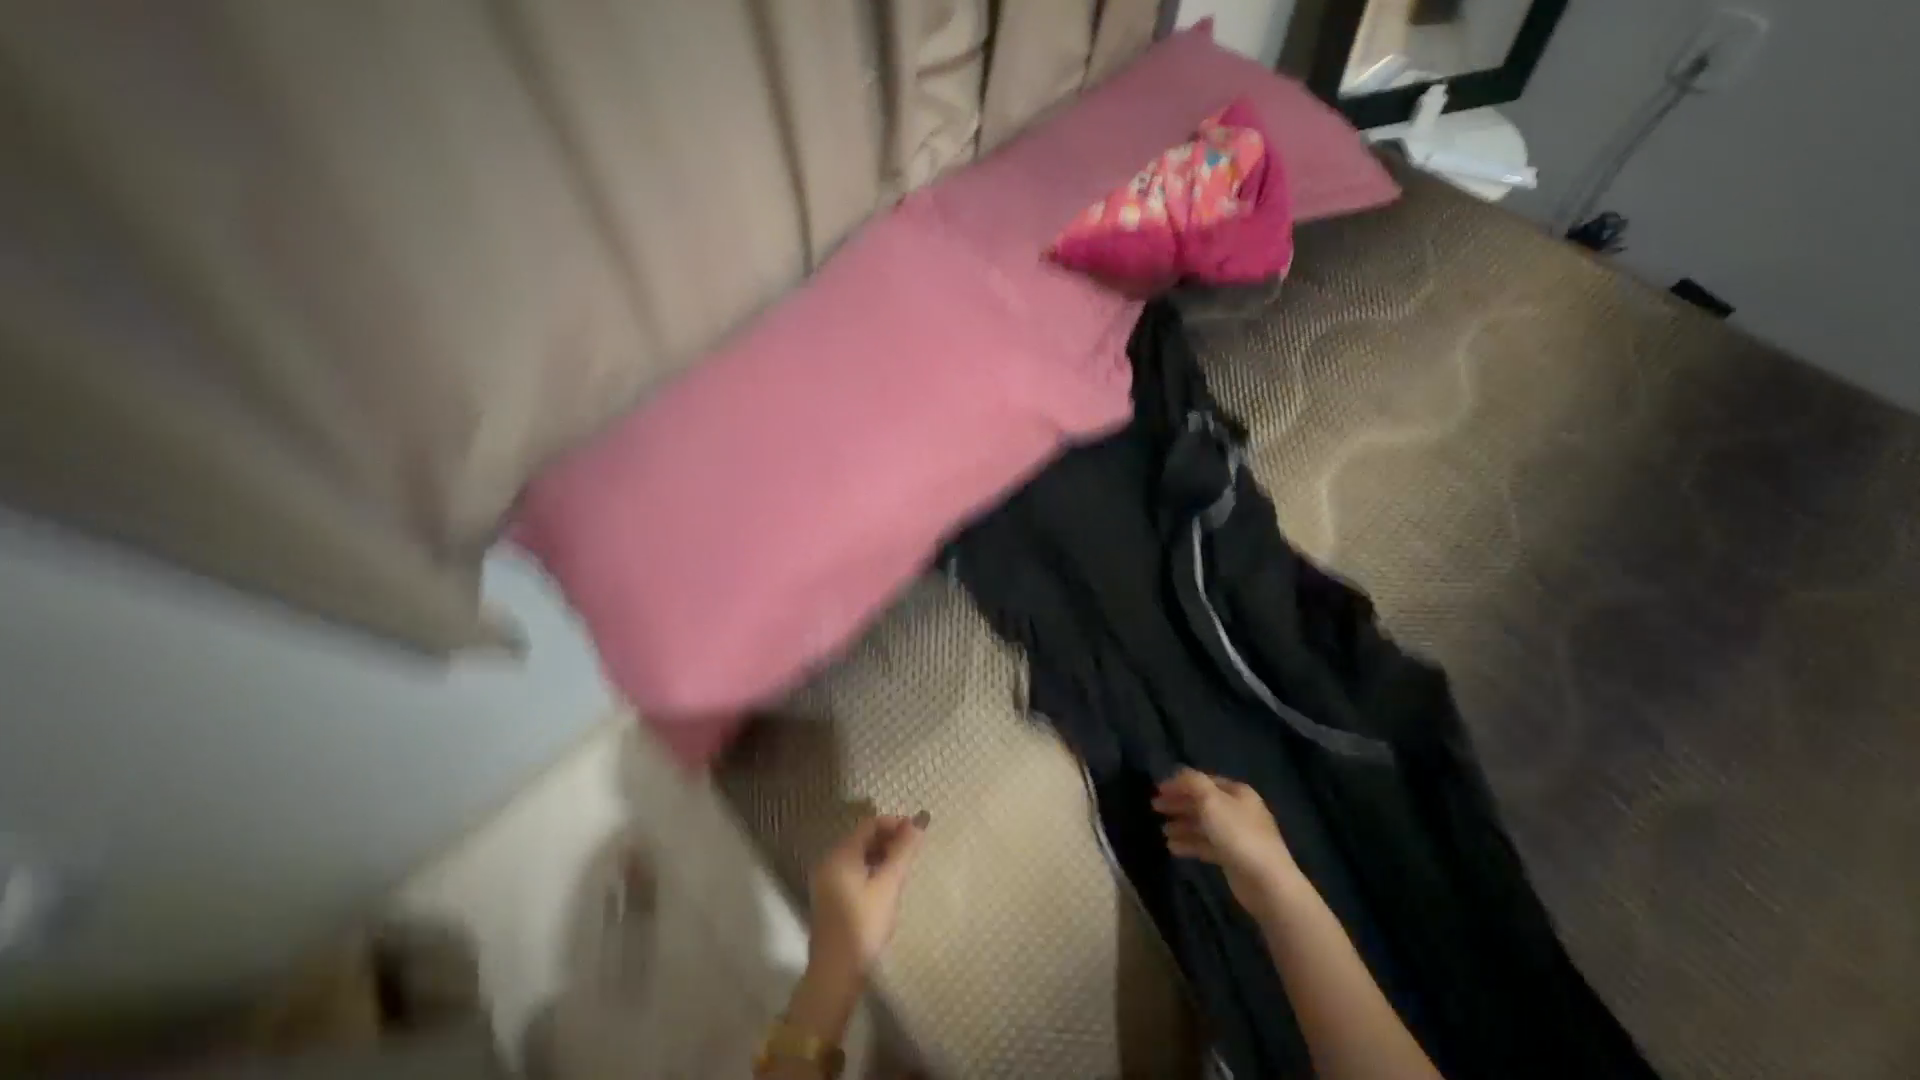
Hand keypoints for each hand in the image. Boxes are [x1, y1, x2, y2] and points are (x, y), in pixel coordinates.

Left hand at [807, 815, 925, 975]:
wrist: (836, 971)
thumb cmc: (864, 924)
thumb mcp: (888, 885)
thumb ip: (904, 851)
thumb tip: (919, 820)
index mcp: (840, 854)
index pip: (870, 824)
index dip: (895, 824)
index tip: (918, 834)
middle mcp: (829, 861)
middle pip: (862, 837)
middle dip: (889, 838)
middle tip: (914, 852)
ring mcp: (827, 880)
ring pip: (858, 855)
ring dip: (882, 854)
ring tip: (904, 867)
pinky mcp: (830, 896)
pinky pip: (853, 871)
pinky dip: (871, 869)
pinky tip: (886, 884)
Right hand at [1153, 769, 1303, 915]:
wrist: (1265, 880)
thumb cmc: (1237, 834)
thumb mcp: (1212, 801)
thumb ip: (1193, 783)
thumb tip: (1178, 773)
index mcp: (1237, 793)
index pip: (1205, 781)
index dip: (1181, 783)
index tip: (1158, 789)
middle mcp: (1238, 810)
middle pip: (1203, 802)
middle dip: (1179, 803)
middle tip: (1155, 807)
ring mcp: (1237, 835)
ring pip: (1204, 825)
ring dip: (1182, 825)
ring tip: (1162, 830)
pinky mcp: (1233, 857)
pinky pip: (1206, 845)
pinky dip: (1190, 844)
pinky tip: (1172, 847)